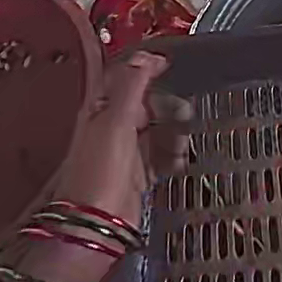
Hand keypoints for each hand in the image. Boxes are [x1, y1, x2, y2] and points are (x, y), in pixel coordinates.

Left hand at [50, 51, 192, 230]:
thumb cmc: (101, 170)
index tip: (169, 64)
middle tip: (185, 114)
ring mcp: (128, 150)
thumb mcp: (116, 121)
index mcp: (101, 108)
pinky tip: (178, 163)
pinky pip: (163, 155)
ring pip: (159, 129)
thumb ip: (132, 86)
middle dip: (168, 106)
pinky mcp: (140, 173)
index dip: (146, 68)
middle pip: (148, 104)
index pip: (126, 77)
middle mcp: (113, 125)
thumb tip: (145, 55)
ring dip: (174, 134)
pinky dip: (173, 156)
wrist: (97, 226)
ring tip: (181, 147)